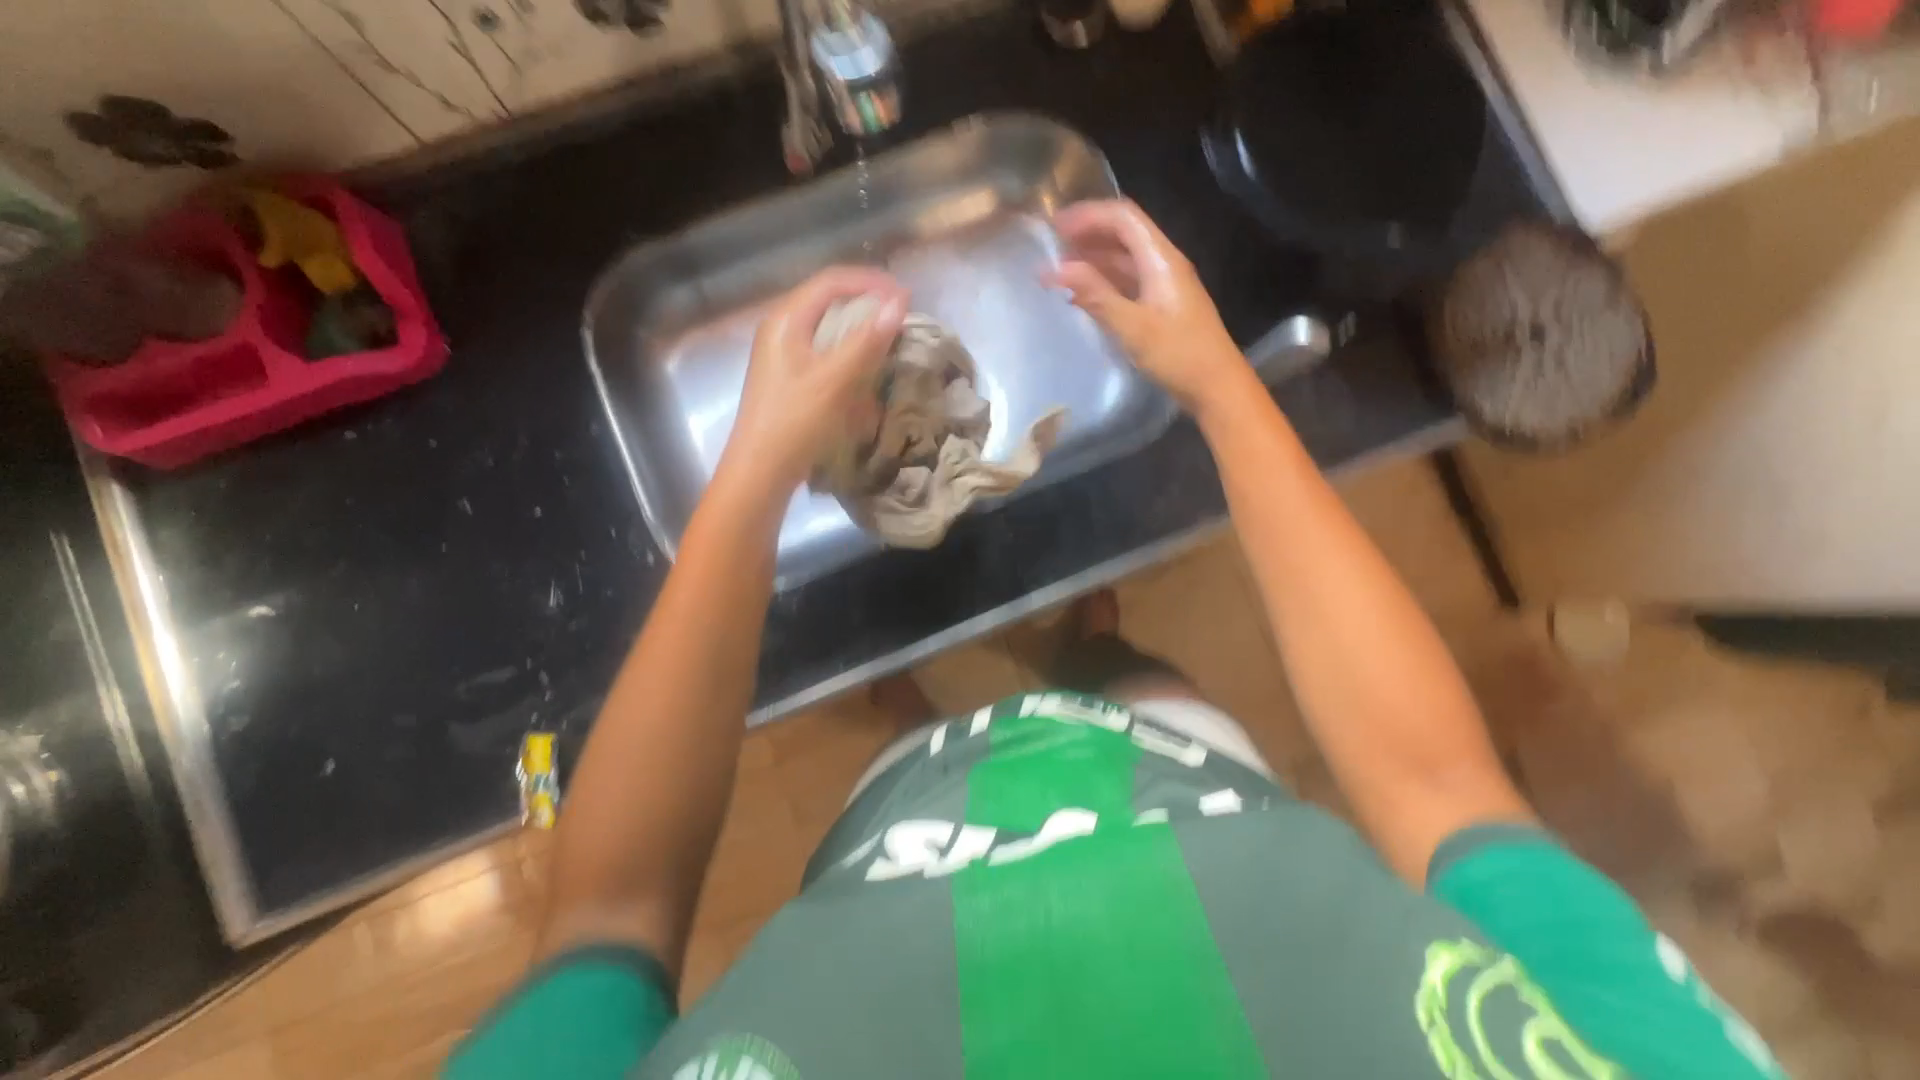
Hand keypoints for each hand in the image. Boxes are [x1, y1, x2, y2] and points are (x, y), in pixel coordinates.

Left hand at [719, 266, 908, 497]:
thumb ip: (868, 339)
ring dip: (859, 331)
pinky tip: (866, 372)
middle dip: (867, 305)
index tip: (905, 297)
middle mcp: (780, 329)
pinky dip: (848, 354)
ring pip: (827, 328)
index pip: (832, 281)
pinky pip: (824, 353)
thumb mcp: (835, 379)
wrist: (759, 471)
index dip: (871, 282)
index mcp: (785, 319)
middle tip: (900, 317)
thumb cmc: (795, 421)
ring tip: (889, 341)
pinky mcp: (788, 378)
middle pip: (828, 301)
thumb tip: (900, 303)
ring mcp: (782, 355)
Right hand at [1049, 199, 1252, 414]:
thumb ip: (1096, 294)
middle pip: (1123, 233)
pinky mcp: (1162, 304)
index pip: (1123, 218)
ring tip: (1058, 270)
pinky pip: (1128, 280)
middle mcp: (1164, 263)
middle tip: (1050, 246)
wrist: (1217, 387)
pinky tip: (1082, 293)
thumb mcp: (1133, 327)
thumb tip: (1057, 269)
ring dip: (1092, 258)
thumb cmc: (1178, 355)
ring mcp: (1164, 284)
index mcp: (1161, 259)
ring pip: (1124, 257)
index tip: (1053, 226)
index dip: (1087, 215)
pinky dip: (1103, 280)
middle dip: (1087, 234)